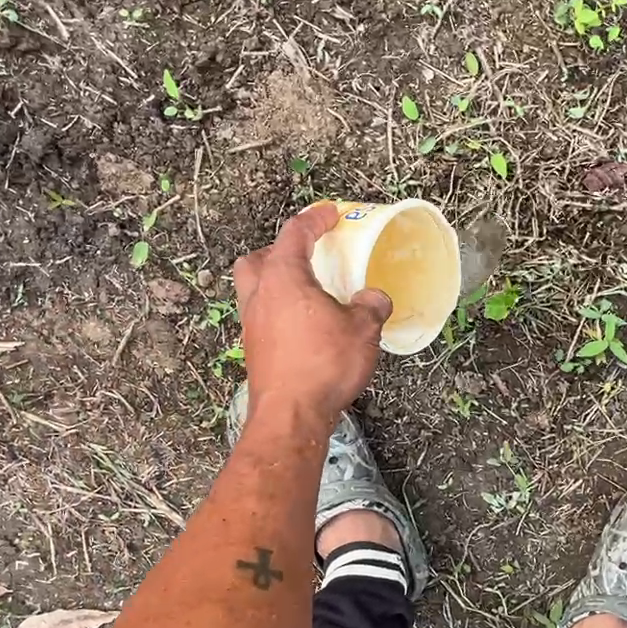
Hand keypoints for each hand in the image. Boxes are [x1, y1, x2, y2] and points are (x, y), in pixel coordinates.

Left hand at [231, 203, 391, 432]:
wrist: (291, 413)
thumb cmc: (324, 364)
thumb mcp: (363, 330)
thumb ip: (371, 305)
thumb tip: (374, 297)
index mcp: (284, 278)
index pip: (295, 234)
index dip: (315, 219)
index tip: (330, 213)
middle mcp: (259, 295)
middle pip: (257, 259)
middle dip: (279, 251)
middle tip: (306, 257)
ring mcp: (252, 323)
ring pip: (255, 288)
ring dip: (276, 283)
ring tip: (307, 293)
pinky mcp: (254, 349)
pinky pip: (263, 316)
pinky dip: (280, 311)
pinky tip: (305, 326)